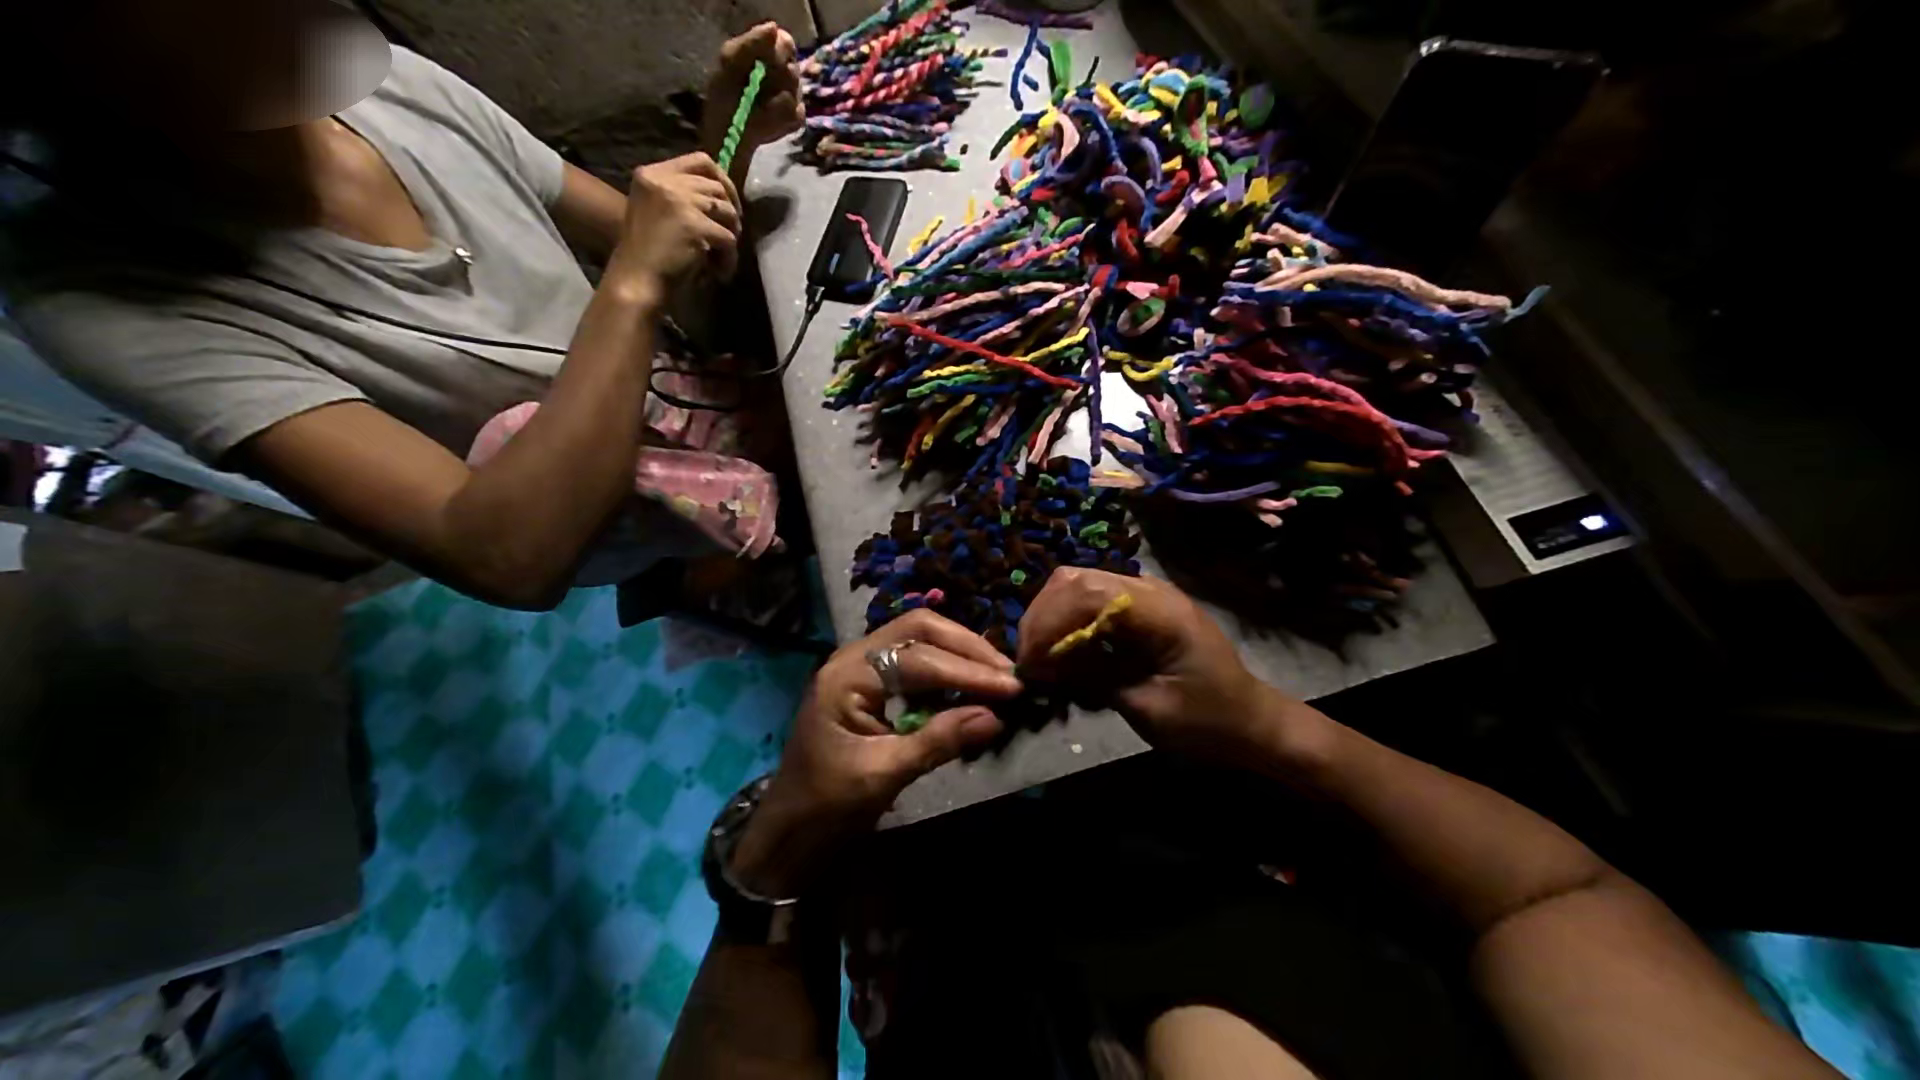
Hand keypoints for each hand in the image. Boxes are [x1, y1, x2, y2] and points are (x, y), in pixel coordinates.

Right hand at [603, 152, 741, 290]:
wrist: (637, 278)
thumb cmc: (649, 251)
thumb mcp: (658, 209)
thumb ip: (682, 194)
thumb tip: (725, 194)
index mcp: (652, 173)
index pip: (700, 160)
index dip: (722, 179)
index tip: (730, 202)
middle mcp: (664, 181)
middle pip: (717, 187)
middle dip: (731, 213)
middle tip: (730, 236)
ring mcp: (679, 201)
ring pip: (727, 211)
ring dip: (731, 236)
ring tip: (722, 256)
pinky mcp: (694, 225)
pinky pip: (728, 239)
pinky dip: (729, 258)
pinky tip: (720, 272)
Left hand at [704, 23, 804, 159]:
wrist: (728, 134)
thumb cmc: (725, 95)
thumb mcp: (730, 62)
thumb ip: (751, 43)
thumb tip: (775, 28)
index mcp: (771, 52)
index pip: (786, 44)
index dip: (776, 55)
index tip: (760, 67)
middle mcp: (787, 72)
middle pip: (792, 70)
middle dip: (771, 81)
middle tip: (752, 91)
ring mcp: (795, 96)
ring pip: (794, 94)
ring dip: (772, 102)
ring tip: (756, 109)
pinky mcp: (797, 119)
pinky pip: (795, 115)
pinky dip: (779, 120)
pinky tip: (765, 123)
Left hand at [731, 610, 1020, 895]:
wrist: (788, 829)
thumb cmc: (826, 804)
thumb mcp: (883, 774)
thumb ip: (938, 741)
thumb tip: (995, 718)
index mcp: (848, 675)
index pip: (919, 659)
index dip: (969, 671)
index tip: (1011, 688)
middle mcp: (853, 657)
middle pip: (919, 630)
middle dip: (967, 647)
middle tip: (1008, 673)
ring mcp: (861, 666)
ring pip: (918, 639)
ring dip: (960, 653)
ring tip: (997, 676)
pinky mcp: (870, 682)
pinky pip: (914, 660)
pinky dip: (946, 668)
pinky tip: (970, 686)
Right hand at [1015, 569, 1280, 764]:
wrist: (1253, 722)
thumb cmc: (1207, 722)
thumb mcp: (1148, 708)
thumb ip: (1094, 677)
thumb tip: (1041, 665)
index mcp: (1160, 612)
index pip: (1087, 594)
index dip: (1048, 623)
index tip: (1029, 664)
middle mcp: (1151, 590)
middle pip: (1076, 579)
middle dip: (1042, 617)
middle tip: (1027, 661)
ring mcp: (1146, 594)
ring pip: (1079, 584)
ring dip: (1051, 617)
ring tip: (1039, 658)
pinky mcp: (1141, 607)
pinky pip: (1092, 601)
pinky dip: (1068, 622)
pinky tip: (1061, 652)